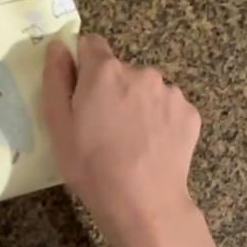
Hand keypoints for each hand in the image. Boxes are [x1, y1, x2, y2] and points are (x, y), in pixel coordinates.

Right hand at [43, 35, 203, 246]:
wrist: (143, 202)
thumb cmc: (91, 166)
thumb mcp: (58, 125)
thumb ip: (56, 78)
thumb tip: (58, 47)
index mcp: (105, 71)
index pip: (91, 44)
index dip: (83, 67)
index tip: (81, 94)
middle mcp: (141, 71)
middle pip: (120, 71)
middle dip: (112, 90)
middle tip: (104, 129)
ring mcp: (170, 92)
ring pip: (147, 90)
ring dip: (138, 106)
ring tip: (131, 142)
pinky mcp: (189, 114)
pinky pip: (169, 109)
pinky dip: (160, 123)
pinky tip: (152, 149)